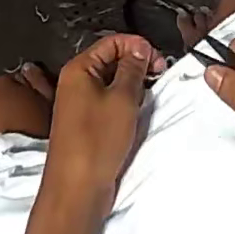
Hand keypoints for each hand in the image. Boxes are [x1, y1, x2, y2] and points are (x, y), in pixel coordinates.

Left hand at [44, 33, 163, 195]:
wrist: (76, 191)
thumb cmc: (96, 141)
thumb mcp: (123, 98)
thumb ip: (133, 68)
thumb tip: (140, 48)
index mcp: (79, 69)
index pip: (112, 42)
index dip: (137, 45)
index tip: (157, 59)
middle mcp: (76, 82)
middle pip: (112, 58)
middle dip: (137, 62)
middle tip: (158, 73)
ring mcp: (80, 103)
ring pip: (112, 80)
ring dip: (133, 82)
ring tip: (150, 92)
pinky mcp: (87, 122)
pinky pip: (109, 99)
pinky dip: (125, 99)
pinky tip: (137, 108)